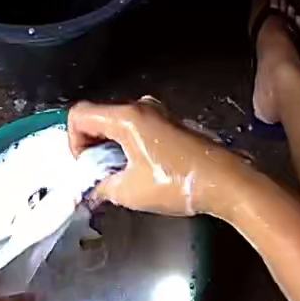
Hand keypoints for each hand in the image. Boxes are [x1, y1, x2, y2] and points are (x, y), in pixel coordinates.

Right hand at [67, 97, 251, 216]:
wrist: (225, 182)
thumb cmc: (177, 183)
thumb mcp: (129, 192)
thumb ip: (102, 186)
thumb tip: (94, 189)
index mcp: (126, 118)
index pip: (80, 115)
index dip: (74, 141)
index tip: (84, 165)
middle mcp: (140, 108)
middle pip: (98, 116)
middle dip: (90, 143)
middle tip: (96, 173)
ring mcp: (157, 114)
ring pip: (116, 122)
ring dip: (108, 145)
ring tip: (117, 174)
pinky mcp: (170, 124)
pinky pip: (135, 127)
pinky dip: (126, 144)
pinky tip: (137, 169)